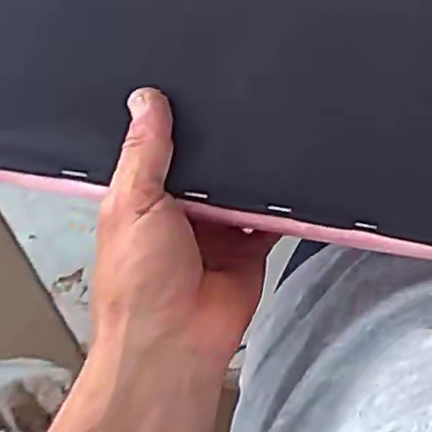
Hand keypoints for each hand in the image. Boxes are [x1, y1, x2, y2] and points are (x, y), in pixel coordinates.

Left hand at [93, 88, 274, 364]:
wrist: (177, 341)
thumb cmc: (137, 290)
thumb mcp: (132, 208)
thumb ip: (145, 155)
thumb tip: (145, 101)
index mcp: (148, 202)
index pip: (167, 150)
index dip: (182, 123)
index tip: (201, 90)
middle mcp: (186, 212)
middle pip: (217, 164)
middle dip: (233, 146)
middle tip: (254, 109)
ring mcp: (223, 227)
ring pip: (251, 183)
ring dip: (262, 171)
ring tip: (281, 136)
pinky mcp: (255, 240)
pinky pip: (279, 210)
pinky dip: (289, 199)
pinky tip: (298, 177)